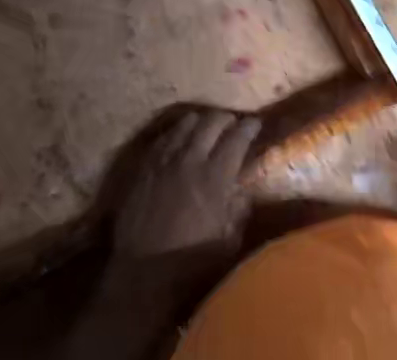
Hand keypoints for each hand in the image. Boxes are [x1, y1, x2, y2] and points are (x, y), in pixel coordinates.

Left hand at [58, 109, 263, 359]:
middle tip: (233, 125)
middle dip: (227, 119)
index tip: (256, 124)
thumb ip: (239, 209)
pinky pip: (164, 137)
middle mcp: (191, 159)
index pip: (238, 136)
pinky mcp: (144, 166)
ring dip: (201, 122)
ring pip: (186, 123)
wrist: (140, 277)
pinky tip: (181, 140)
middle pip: (212, 121)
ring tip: (206, 129)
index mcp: (215, 176)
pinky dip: (177, 133)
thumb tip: (244, 188)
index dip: (250, 126)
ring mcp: (164, 160)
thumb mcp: (228, 242)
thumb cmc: (190, 265)